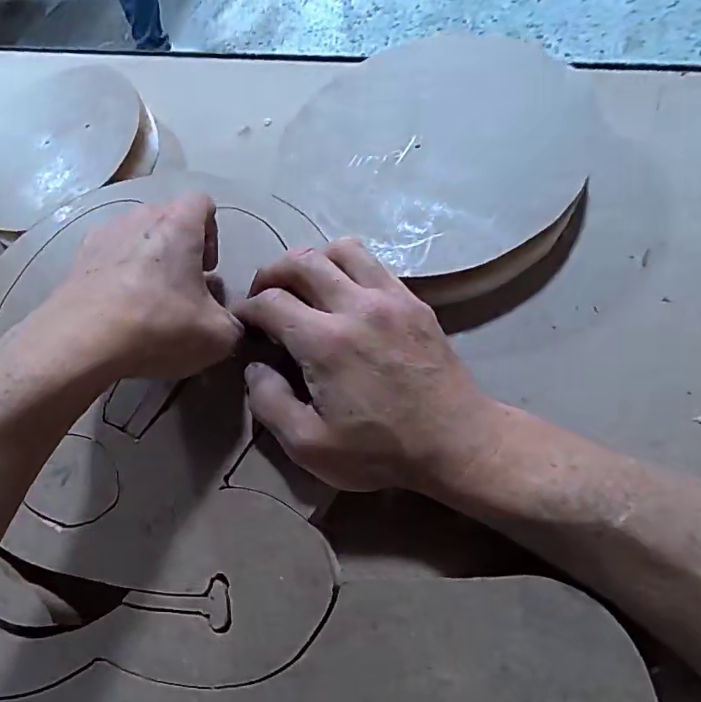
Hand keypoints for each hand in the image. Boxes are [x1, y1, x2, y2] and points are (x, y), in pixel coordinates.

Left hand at [35, 193, 242, 383]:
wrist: (81, 342)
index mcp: (177, 223)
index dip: (212, 233)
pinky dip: (119, 278)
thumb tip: (226, 320)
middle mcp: (138, 216)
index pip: (202, 202)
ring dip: (148, 263)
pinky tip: (120, 311)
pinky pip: (109, 259)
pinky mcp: (77, 259)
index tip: (208, 269)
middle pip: (167, 219)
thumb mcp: (219, 336)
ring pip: (136, 238)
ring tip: (149, 302)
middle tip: (184, 290)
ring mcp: (102, 235)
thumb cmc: (159, 326)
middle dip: (180, 250)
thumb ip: (234, 323)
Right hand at [236, 240, 502, 492]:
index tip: (243, 324)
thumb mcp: (310, 447)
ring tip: (304, 289)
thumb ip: (270, 404)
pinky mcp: (415, 302)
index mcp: (326, 342)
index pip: (270, 301)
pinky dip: (348, 268)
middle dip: (271, 274)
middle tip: (264, 299)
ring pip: (341, 249)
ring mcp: (391, 298)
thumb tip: (255, 366)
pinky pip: (374, 264)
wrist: (457, 442)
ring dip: (312, 261)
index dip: (246, 309)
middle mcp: (357, 306)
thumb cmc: (381, 451)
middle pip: (301, 260)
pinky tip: (344, 296)